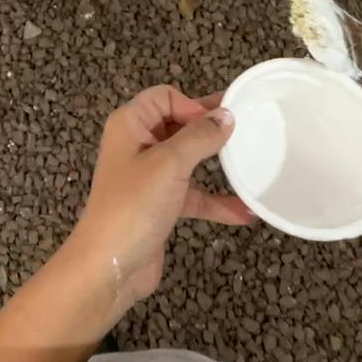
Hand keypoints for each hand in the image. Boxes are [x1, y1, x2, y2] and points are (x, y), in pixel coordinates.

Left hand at [65, 86, 253, 305]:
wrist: (111, 264)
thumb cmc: (135, 203)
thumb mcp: (169, 164)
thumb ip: (199, 137)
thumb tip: (226, 115)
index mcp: (130, 124)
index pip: (164, 97)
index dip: (192, 104)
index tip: (220, 122)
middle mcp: (137, 143)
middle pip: (177, 124)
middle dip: (208, 128)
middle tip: (247, 128)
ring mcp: (148, 175)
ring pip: (187, 159)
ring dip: (215, 164)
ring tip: (250, 164)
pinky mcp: (159, 203)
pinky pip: (191, 193)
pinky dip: (214, 200)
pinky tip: (245, 212)